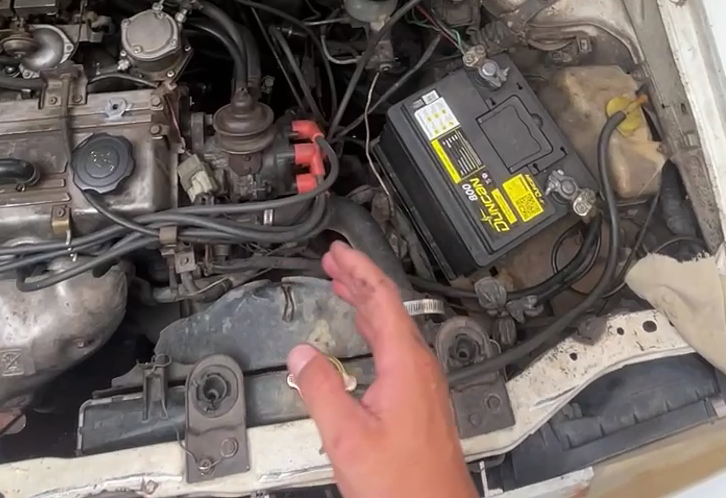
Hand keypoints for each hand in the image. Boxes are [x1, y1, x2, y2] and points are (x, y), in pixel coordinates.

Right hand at [286, 242, 475, 497]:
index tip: (339, 250)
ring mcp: (424, 381)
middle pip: (389, 305)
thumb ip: (322, 389)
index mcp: (406, 361)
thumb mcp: (348, 436)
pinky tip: (363, 331)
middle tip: (333, 260)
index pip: (382, 296)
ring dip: (365, 301)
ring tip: (342, 286)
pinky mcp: (422, 398)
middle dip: (358, 278)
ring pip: (393, 325)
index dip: (358, 268)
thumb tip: (301, 354)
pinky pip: (397, 345)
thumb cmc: (403, 484)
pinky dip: (374, 326)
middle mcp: (420, 364)